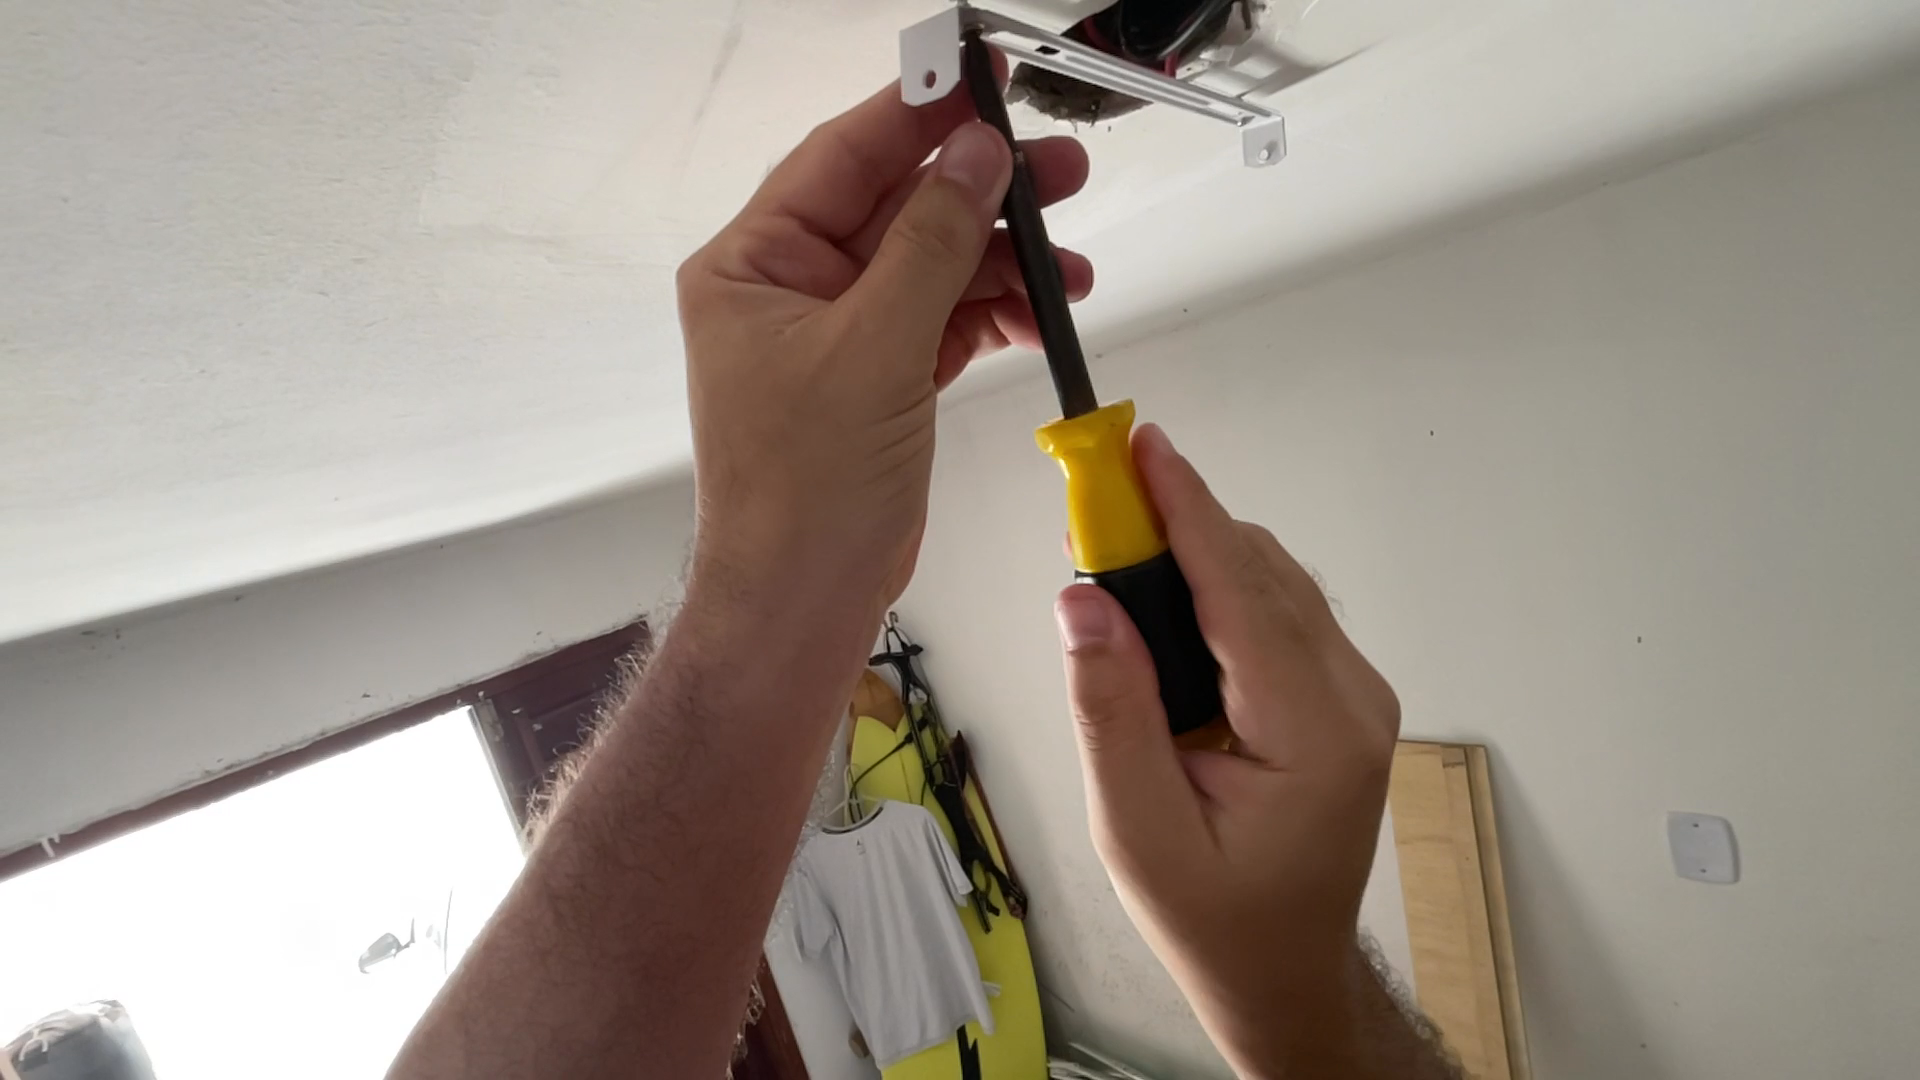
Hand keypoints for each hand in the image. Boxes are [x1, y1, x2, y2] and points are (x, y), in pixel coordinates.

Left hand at [676, 61, 1091, 630]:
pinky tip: (1043, 310)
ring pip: (931, 270)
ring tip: (1069, 261)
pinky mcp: (883, 378)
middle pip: (898, 212)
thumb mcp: (872, 347)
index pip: (842, 161)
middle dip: (979, 194)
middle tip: (1058, 172)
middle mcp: (794, 292)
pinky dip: (992, 315)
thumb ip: (928, 244)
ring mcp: (843, 337)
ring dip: (999, 263)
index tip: (981, 81)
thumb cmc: (809, 484)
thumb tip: (976, 155)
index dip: (915, 116)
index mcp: (755, 266)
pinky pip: (944, 323)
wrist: (809, 592)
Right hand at [1052, 424, 1404, 1076]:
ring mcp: (1353, 693)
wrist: (1280, 969)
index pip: (1242, 593)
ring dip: (1195, 548)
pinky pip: (1275, 608)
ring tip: (1118, 543)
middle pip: (1260, 573)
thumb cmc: (1206, 915)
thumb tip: (1081, 598)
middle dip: (1180, 524)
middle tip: (1102, 503)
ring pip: (1271, 581)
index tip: (1143, 447)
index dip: (1188, 511)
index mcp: (1312, 734)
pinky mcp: (1335, 695)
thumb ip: (1110, 709)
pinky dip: (1217, 579)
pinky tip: (1166, 589)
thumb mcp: (1135, 827)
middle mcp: (1351, 697)